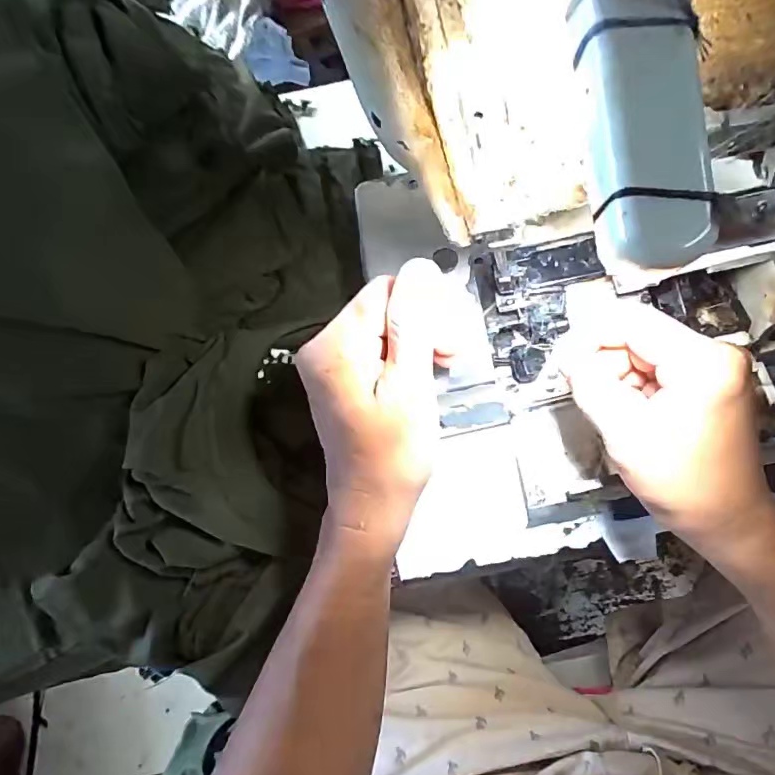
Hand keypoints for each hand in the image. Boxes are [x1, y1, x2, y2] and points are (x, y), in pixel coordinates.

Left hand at [296, 259, 458, 551]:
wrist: (373, 504)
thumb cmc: (393, 456)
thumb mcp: (411, 385)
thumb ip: (414, 324)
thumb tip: (420, 271)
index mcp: (334, 346)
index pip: (387, 291)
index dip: (426, 309)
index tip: (449, 343)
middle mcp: (324, 349)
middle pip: (386, 306)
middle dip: (426, 325)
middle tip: (451, 358)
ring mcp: (332, 364)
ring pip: (388, 327)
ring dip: (422, 343)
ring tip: (441, 371)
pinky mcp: (344, 378)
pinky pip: (381, 349)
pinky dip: (408, 358)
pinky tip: (424, 378)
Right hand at [558, 302, 774, 552]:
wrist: (727, 519)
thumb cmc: (687, 486)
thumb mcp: (624, 433)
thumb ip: (590, 386)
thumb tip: (566, 357)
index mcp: (703, 361)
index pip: (632, 323)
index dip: (587, 338)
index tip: (560, 359)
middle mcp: (715, 355)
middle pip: (637, 337)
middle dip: (603, 364)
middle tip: (583, 394)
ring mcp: (713, 369)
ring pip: (642, 355)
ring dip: (616, 380)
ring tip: (615, 416)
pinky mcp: (706, 384)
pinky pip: (655, 372)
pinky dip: (633, 390)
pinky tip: (630, 417)